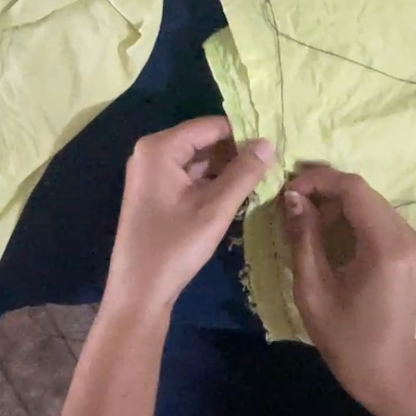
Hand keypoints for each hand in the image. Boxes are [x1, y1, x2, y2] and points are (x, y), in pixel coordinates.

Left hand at [108, 117, 273, 308]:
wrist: (139, 289)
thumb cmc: (175, 246)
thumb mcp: (215, 208)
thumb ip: (244, 172)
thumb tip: (269, 143)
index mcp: (160, 148)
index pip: (210, 126)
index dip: (244, 133)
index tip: (276, 144)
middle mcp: (151, 152)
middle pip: (203, 141)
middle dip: (236, 152)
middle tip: (274, 163)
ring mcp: (151, 173)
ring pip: (198, 160)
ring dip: (227, 169)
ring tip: (263, 177)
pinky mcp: (155, 192)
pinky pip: (189, 176)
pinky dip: (213, 182)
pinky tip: (239, 193)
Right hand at [283, 164, 415, 407]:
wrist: (386, 370)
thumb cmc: (344, 337)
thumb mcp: (312, 289)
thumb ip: (304, 237)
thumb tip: (292, 197)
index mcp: (386, 248)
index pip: (354, 190)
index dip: (318, 181)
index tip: (288, 192)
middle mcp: (409, 238)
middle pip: (364, 193)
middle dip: (325, 191)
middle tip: (292, 206)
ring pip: (372, 203)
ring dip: (337, 203)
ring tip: (307, 220)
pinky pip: (380, 218)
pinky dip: (352, 217)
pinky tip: (331, 233)